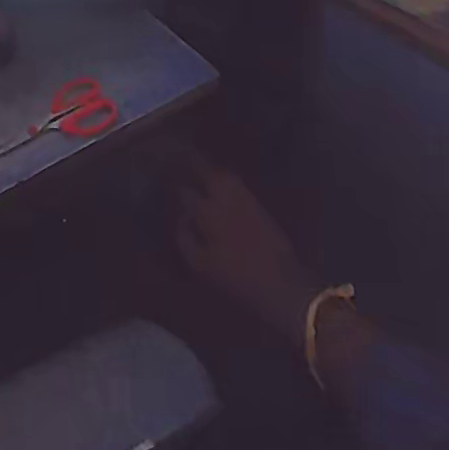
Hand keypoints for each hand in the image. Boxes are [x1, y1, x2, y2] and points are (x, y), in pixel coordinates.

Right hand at [176, 160, 323, 349]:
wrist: (284, 287)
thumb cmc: (236, 279)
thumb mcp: (201, 265)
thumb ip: (184, 239)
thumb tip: (180, 219)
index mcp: (209, 214)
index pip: (185, 192)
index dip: (173, 186)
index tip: (164, 183)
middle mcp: (227, 202)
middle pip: (208, 174)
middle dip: (194, 166)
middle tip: (181, 162)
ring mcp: (247, 203)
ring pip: (227, 177)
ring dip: (212, 171)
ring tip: (200, 168)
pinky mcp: (262, 209)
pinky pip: (241, 187)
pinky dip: (228, 181)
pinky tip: (223, 185)